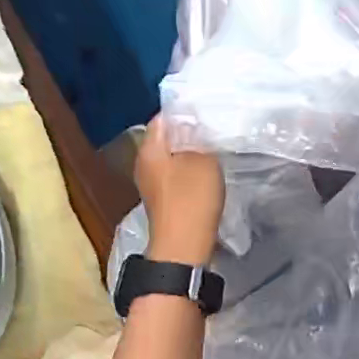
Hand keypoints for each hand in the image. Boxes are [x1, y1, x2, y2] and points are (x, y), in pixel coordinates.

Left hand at [136, 116, 223, 263]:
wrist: (183, 246)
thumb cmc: (192, 199)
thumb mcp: (204, 161)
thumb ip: (200, 139)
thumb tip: (195, 127)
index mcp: (149, 149)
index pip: (163, 118)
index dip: (184, 112)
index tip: (206, 112)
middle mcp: (144, 163)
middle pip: (167, 139)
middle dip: (188, 133)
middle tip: (213, 130)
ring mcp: (152, 184)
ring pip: (172, 158)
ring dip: (190, 154)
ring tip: (214, 151)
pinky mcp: (163, 200)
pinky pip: (176, 176)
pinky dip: (190, 172)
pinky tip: (206, 175)